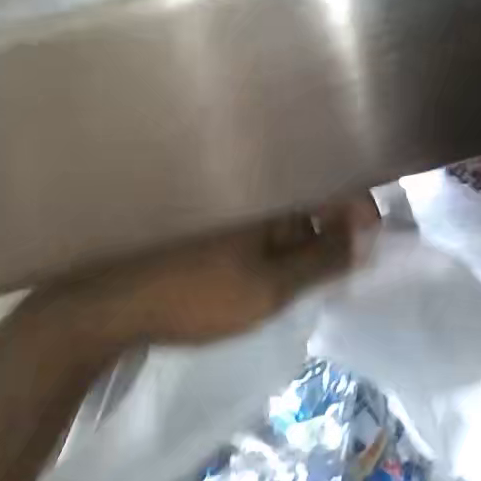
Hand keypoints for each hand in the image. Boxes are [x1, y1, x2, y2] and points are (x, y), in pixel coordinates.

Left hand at [34, 195, 380, 351]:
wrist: (110, 305)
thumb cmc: (195, 294)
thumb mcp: (270, 287)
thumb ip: (323, 258)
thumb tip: (368, 231)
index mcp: (262, 187)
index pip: (327, 180)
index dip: (358, 208)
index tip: (371, 242)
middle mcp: (242, 176)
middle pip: (304, 189)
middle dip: (330, 223)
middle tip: (340, 263)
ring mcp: (219, 192)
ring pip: (278, 204)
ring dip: (300, 231)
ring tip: (307, 269)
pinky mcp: (202, 212)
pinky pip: (252, 215)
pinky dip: (270, 237)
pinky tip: (268, 264)